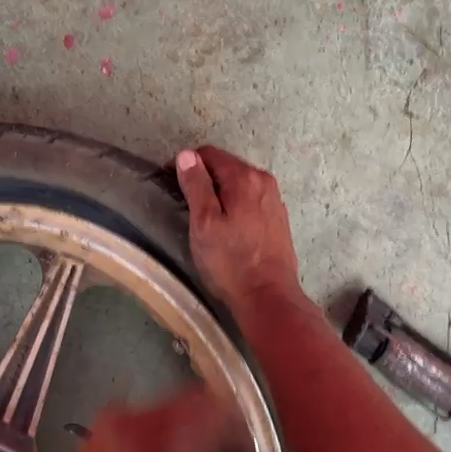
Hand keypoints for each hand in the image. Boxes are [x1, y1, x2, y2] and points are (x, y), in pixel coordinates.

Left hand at [0, 388, 267, 451]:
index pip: (226, 406)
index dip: (254, 438)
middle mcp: (130, 426)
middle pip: (205, 406)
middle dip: (228, 445)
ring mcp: (111, 427)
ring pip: (181, 413)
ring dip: (202, 447)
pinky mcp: (101, 437)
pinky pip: (155, 424)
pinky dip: (174, 450)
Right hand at [174, 147, 304, 316]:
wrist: (269, 297)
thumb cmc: (231, 262)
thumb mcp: (205, 223)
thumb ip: (196, 185)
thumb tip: (187, 155)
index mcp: (244, 178)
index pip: (209, 154)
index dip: (187, 164)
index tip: (172, 183)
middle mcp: (264, 181)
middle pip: (226, 166)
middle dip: (204, 177)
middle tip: (186, 203)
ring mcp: (274, 199)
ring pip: (239, 183)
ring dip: (220, 191)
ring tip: (205, 216)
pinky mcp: (278, 217)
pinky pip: (251, 198)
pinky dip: (236, 203)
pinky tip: (228, 226)